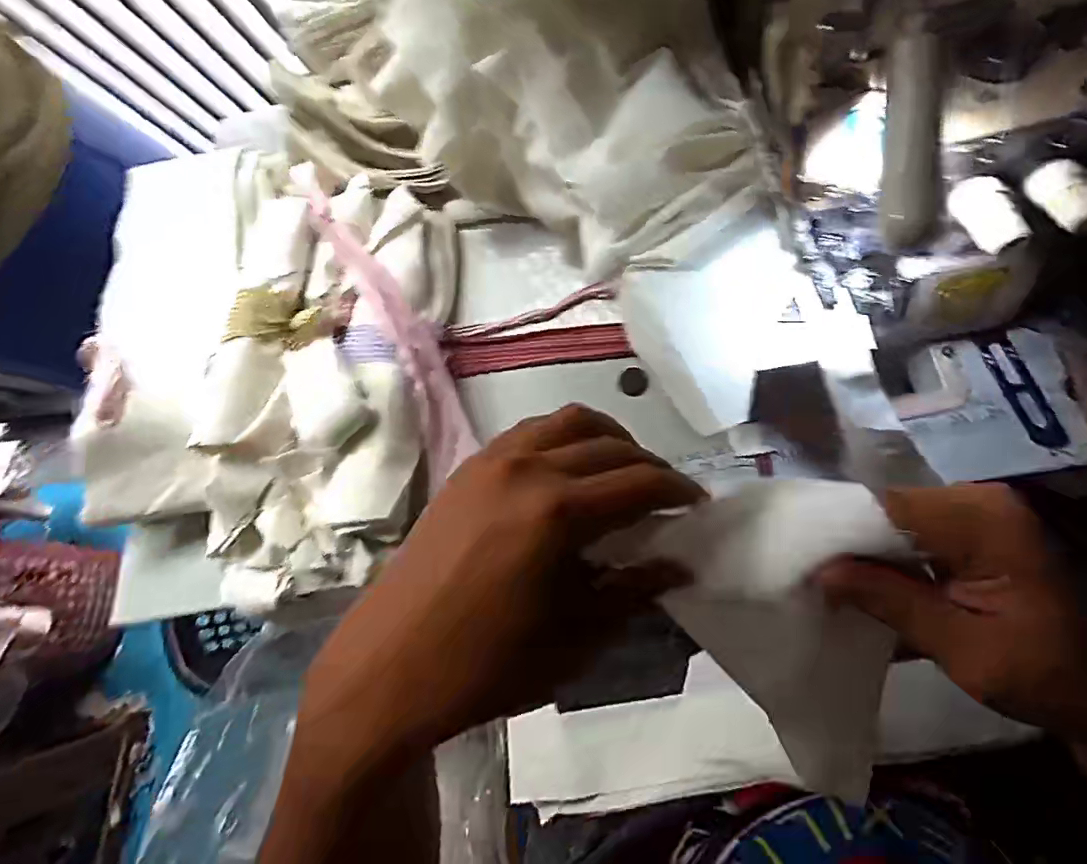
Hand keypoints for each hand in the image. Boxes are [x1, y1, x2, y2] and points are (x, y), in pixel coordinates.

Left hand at [304, 404, 702, 749]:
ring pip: (569, 420)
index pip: (639, 483)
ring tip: (623, 468)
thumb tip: (679, 564)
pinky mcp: (469, 466)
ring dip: (607, 437)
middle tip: (667, 494)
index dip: (677, 490)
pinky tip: (569, 469)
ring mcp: (493, 460)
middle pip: (610, 445)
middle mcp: (528, 468)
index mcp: (557, 511)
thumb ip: (632, 592)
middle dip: (649, 465)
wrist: (389, 666)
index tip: (698, 503)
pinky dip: (564, 437)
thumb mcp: (573, 639)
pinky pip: (531, 430)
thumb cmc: (486, 665)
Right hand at [818, 482, 1086, 738]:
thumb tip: (823, 572)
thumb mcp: (962, 649)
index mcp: (984, 519)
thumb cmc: (1044, 676)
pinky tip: (868, 581)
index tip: (804, 556)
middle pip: (893, 508)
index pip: (892, 507)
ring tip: (829, 577)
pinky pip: (917, 532)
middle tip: (811, 570)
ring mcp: (979, 513)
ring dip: (869, 550)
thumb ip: (892, 602)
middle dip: (853, 540)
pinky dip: (892, 556)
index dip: (843, 529)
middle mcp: (980, 500)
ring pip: (900, 520)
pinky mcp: (975, 531)